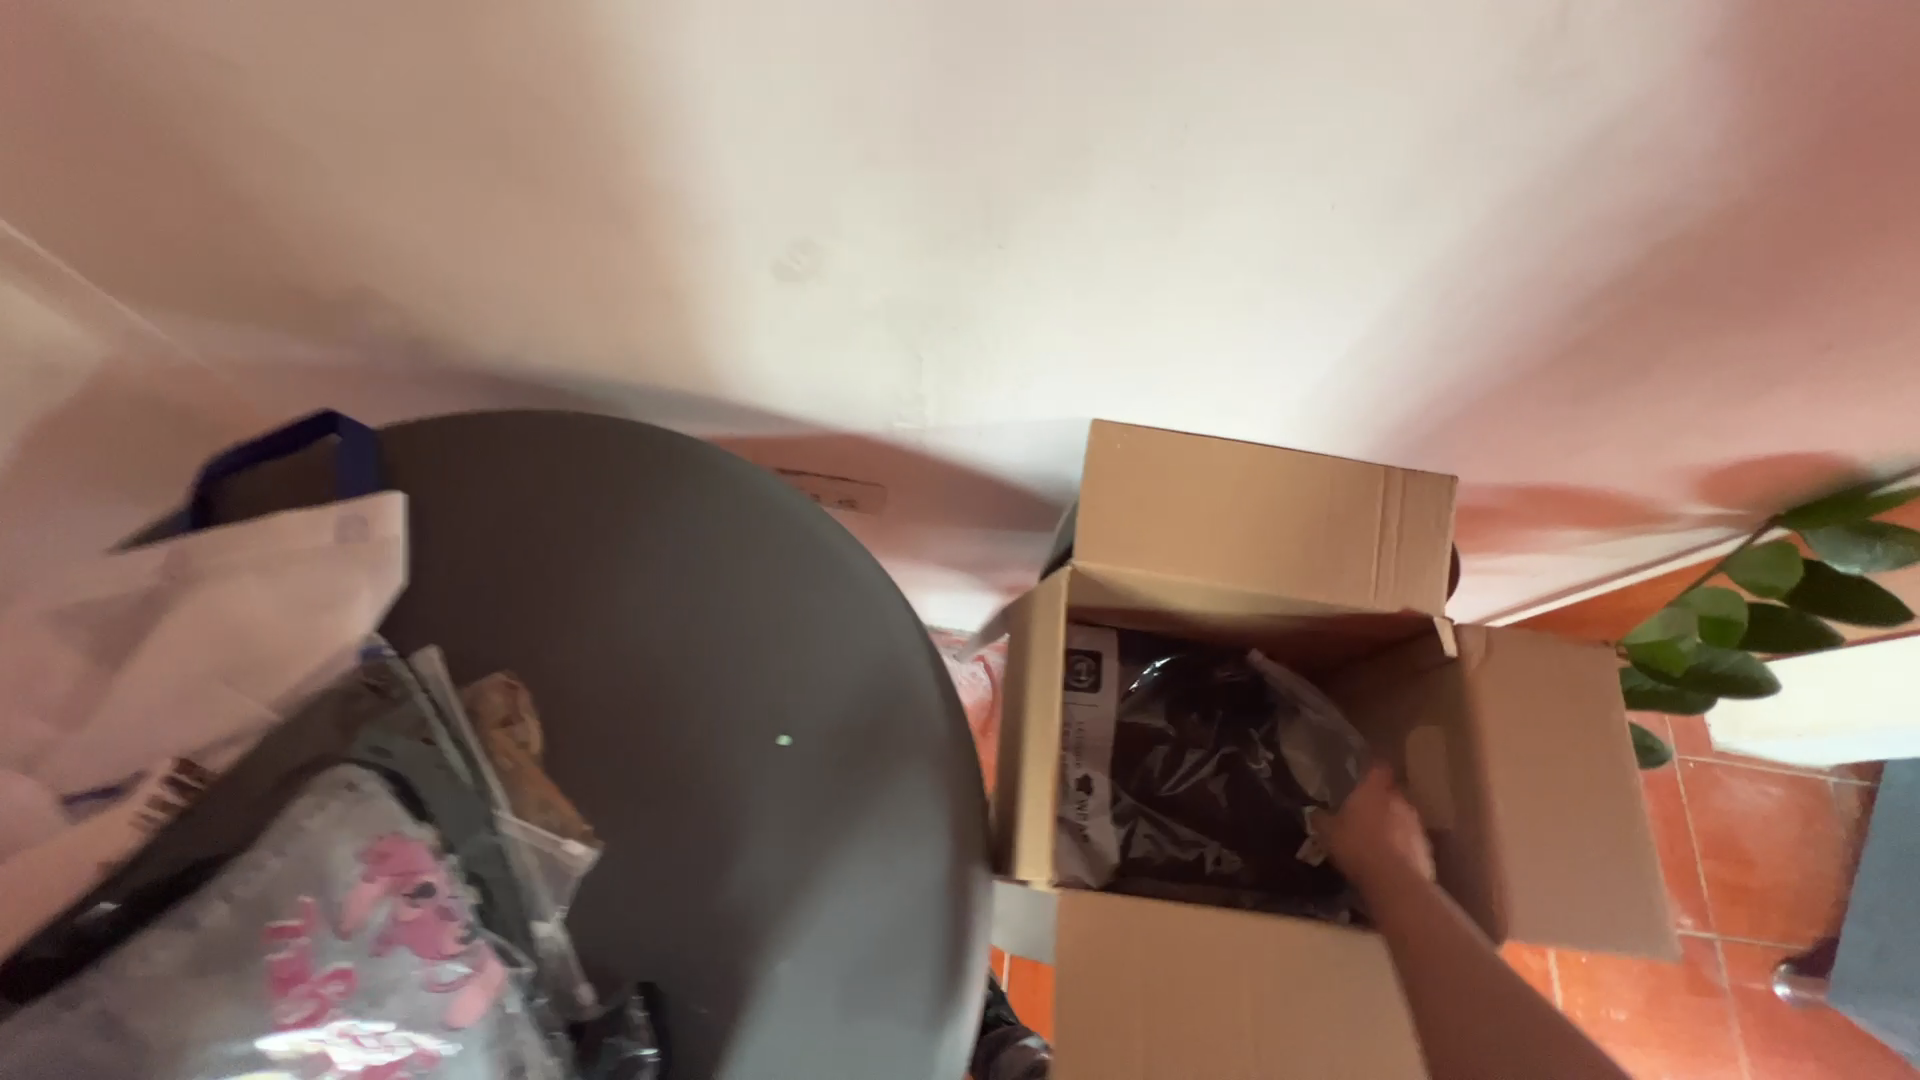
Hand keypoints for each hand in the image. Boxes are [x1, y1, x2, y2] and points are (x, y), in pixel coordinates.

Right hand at [1324, 765, 1434, 887]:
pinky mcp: (1427, 848)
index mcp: (1374, 791)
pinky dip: (1402, 844)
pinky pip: (1411, 839)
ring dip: (1393, 822)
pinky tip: (1390, 857)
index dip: (1373, 769)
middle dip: (1381, 799)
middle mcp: (1399, 802)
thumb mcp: (1327, 833)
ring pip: (1404, 816)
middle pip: (1393, 792)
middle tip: (1365, 809)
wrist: (1396, 882)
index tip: (1364, 773)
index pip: (1378, 768)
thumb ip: (1320, 819)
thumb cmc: (1356, 846)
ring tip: (1377, 836)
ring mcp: (1416, 825)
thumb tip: (1314, 812)